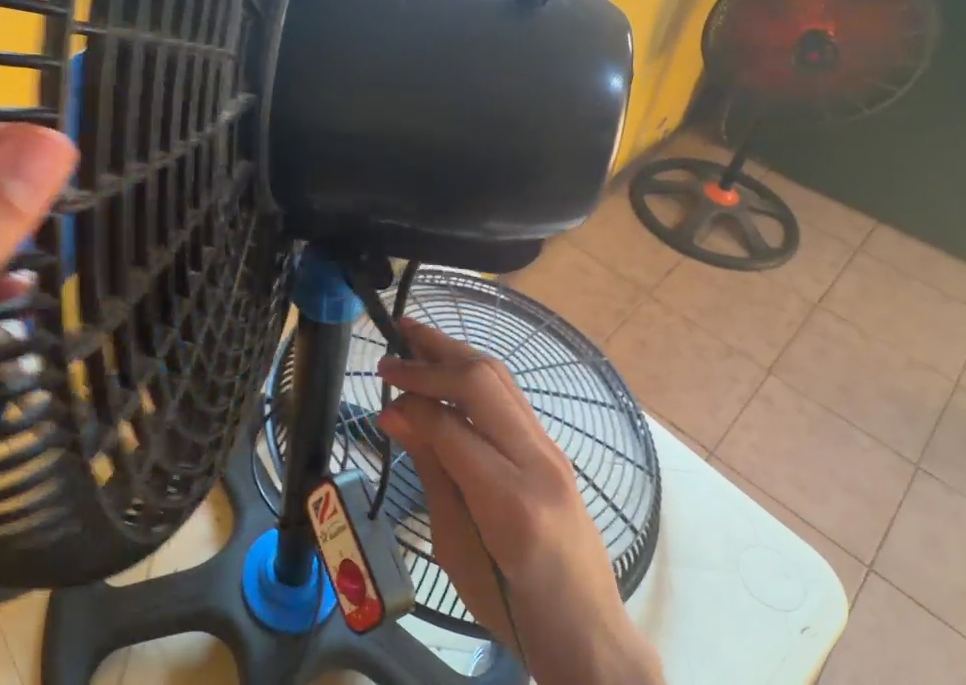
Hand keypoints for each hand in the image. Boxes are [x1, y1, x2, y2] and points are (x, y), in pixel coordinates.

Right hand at [377, 319, 663, 684]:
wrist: (584, 628)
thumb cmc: (510, 606)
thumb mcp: (455, 545)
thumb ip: (432, 470)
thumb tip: (396, 413)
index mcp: (509, 501)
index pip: (451, 424)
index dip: (412, 401)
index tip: (381, 395)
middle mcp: (538, 462)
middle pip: (483, 382)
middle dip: (434, 355)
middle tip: (394, 340)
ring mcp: (552, 452)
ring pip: (501, 380)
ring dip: (456, 354)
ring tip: (417, 338)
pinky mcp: (553, 451)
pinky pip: (510, 398)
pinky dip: (475, 377)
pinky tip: (450, 373)